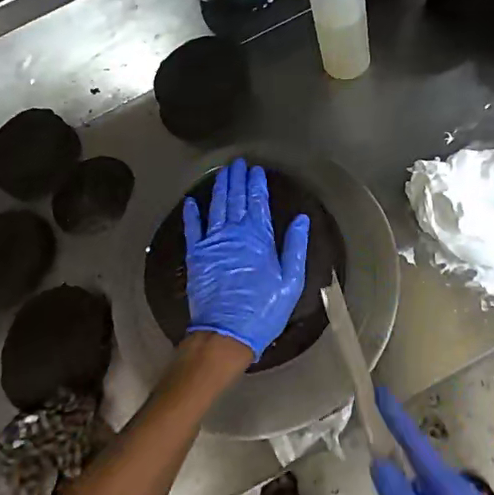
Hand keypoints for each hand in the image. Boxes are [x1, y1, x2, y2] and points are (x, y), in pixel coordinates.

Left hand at [183, 158, 310, 361]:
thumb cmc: (263, 309)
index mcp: (258, 237)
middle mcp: (234, 233)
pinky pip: (192, 228)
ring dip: (219, 188)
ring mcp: (212, 242)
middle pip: (235, 198)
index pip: (257, 202)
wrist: (226, 331)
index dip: (256, 184)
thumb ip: (295, 247)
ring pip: (215, 206)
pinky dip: (191, 213)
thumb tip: (302, 219)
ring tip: (222, 173)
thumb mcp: (290, 281)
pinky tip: (191, 201)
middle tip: (238, 163)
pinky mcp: (195, 254)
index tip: (256, 169)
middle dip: (237, 179)